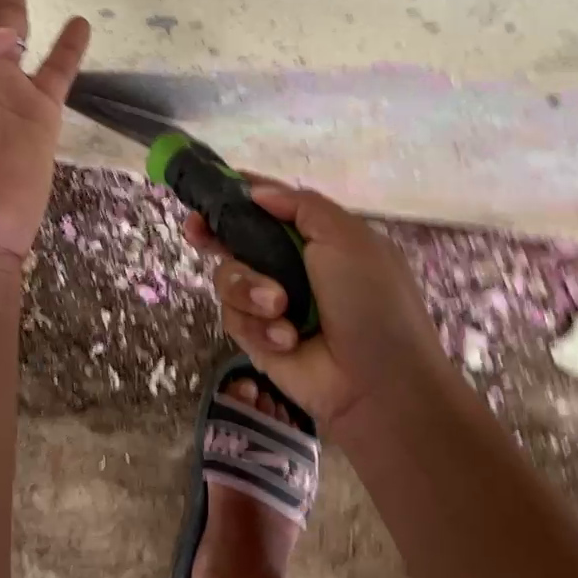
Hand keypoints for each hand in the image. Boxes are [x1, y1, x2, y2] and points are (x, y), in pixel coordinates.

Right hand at [185, 183, 451, 427]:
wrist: (380, 385)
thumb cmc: (372, 303)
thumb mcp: (347, 240)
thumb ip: (301, 205)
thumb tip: (255, 191)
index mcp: (314, 238)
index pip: (267, 205)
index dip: (236, 194)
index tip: (208, 193)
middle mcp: (288, 265)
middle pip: (232, 238)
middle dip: (212, 234)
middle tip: (197, 232)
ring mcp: (269, 301)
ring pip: (227, 276)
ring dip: (248, 289)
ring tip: (278, 308)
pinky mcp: (256, 335)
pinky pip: (232, 314)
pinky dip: (257, 324)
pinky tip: (286, 339)